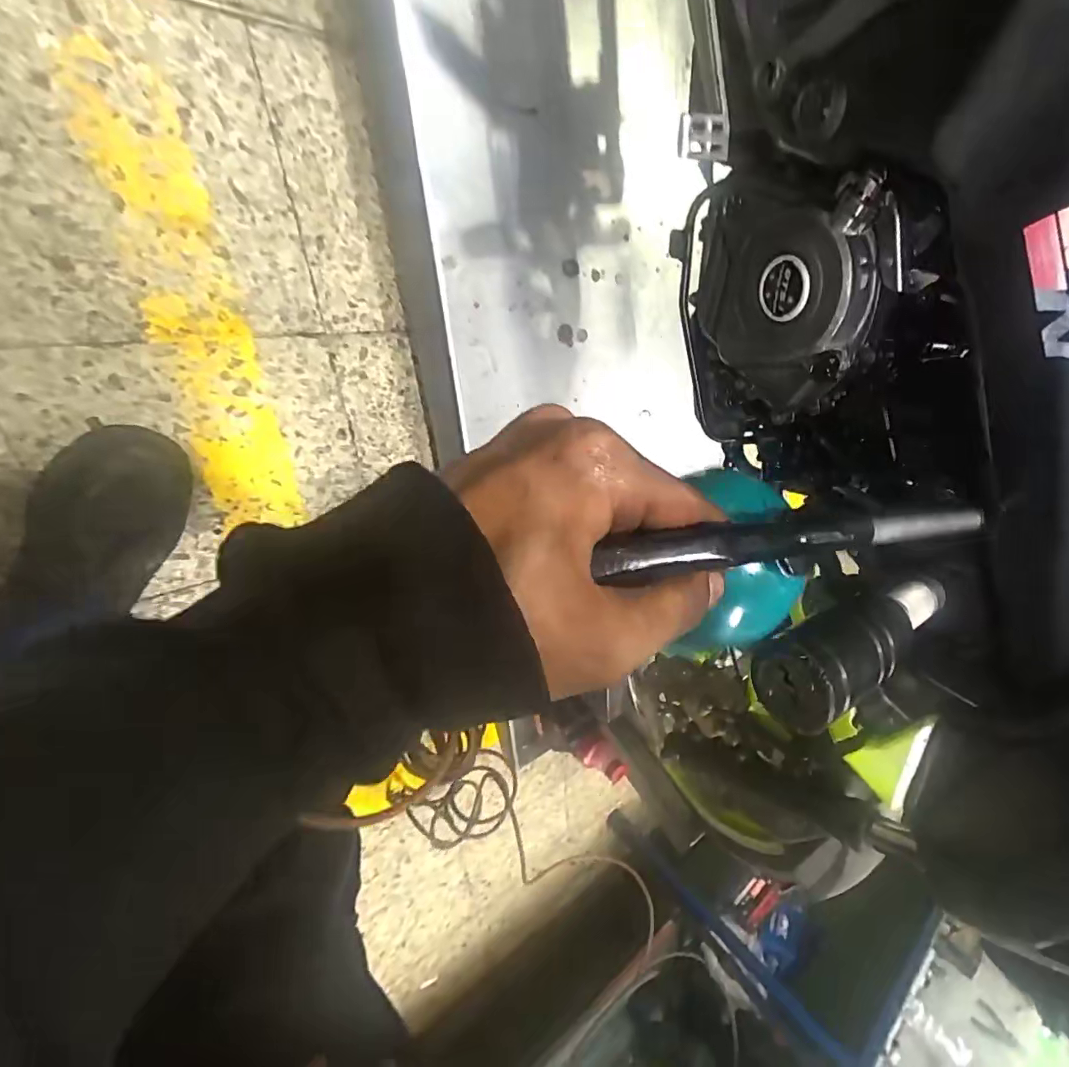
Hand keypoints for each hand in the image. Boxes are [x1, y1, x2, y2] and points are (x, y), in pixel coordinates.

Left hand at [444, 405, 725, 697]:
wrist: (360, 634)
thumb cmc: (498, 632)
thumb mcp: (606, 639)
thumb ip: (676, 606)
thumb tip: (708, 580)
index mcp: (597, 459)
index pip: (685, 505)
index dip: (705, 552)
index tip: (708, 591)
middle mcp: (561, 430)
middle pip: (638, 499)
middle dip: (644, 553)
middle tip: (626, 612)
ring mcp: (516, 439)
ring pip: (595, 497)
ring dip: (603, 545)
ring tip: (578, 600)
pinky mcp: (484, 460)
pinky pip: (552, 493)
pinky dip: (564, 531)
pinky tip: (542, 575)